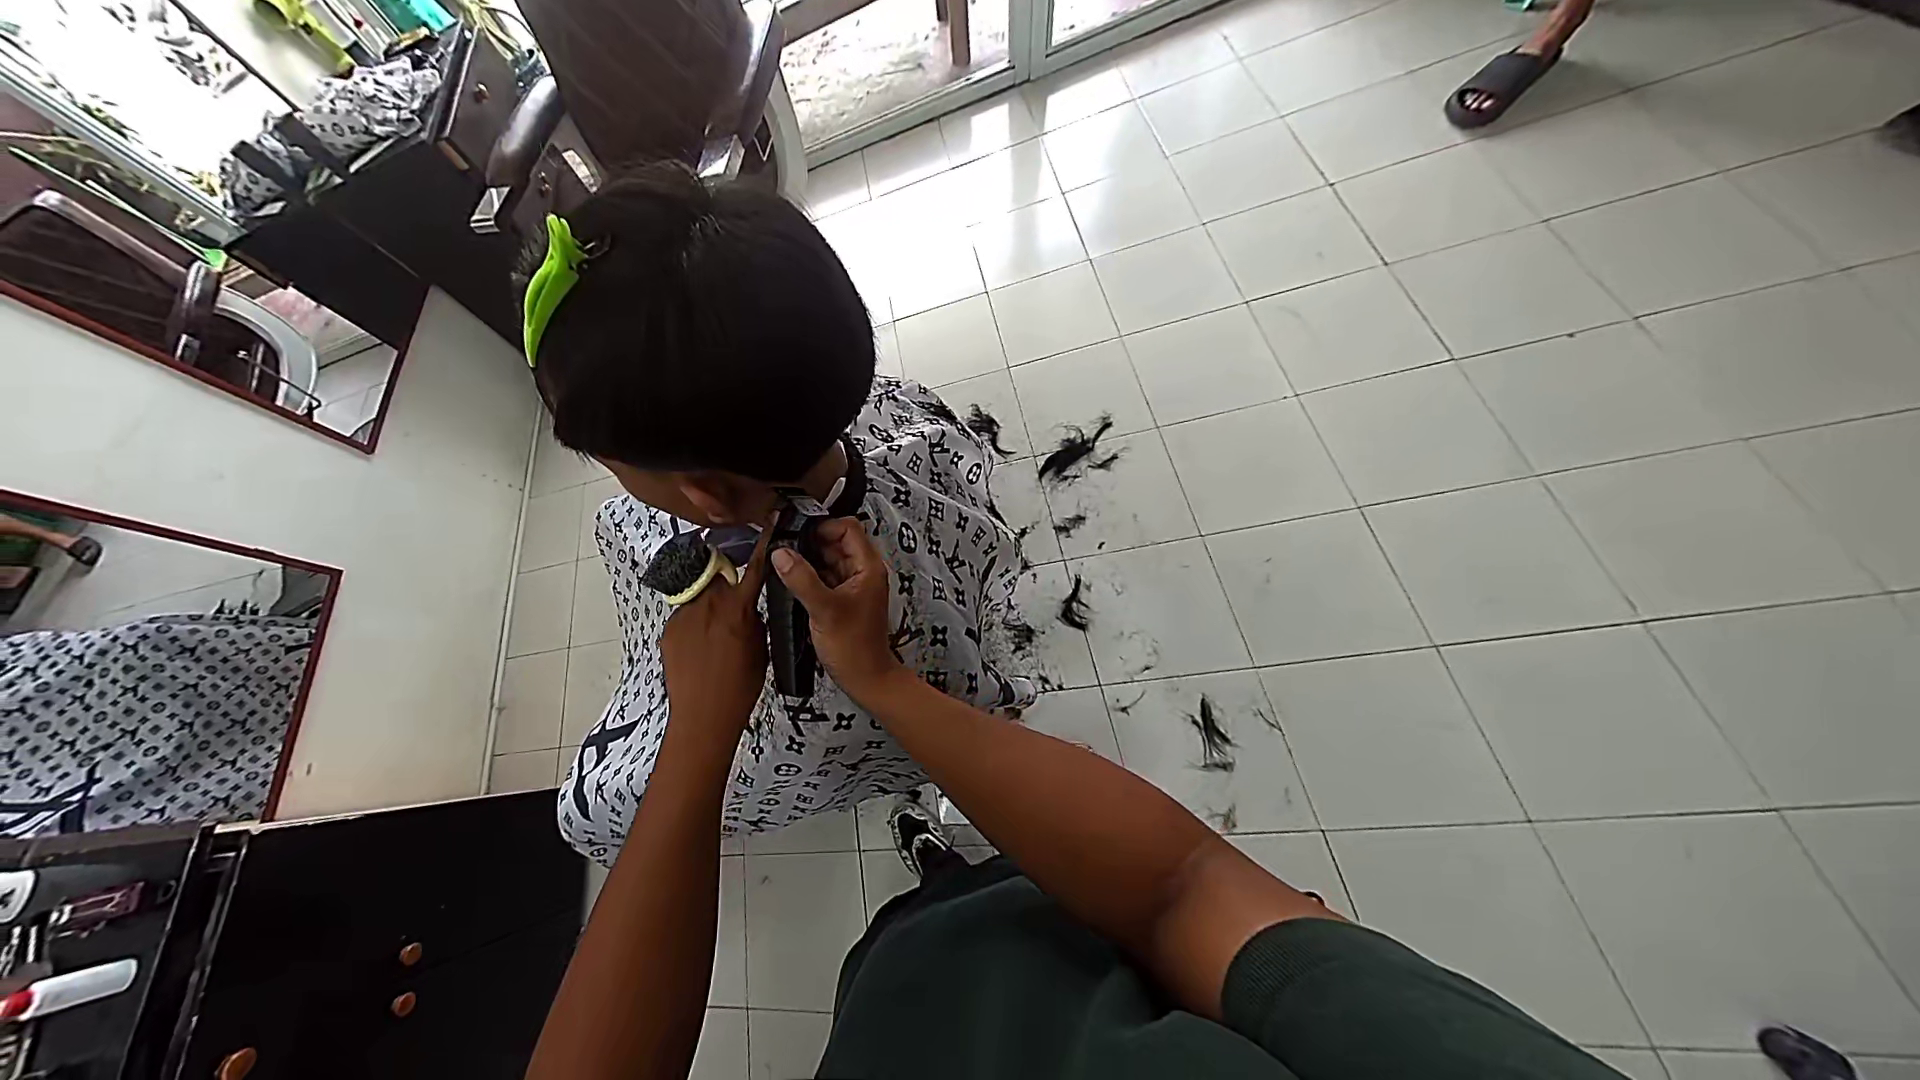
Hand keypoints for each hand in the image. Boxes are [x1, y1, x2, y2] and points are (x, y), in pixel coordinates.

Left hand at [661, 525, 771, 737]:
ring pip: (702, 596)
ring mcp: (683, 616)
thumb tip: (749, 607)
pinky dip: (697, 624)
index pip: (754, 566)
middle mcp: (707, 604)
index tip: (771, 523)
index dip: (764, 543)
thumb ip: (754, 618)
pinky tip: (703, 647)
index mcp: (737, 608)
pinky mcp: (668, 630)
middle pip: (719, 575)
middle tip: (737, 598)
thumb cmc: (741, 686)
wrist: (703, 717)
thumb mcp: (760, 647)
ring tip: (719, 633)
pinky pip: (687, 616)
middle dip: (727, 579)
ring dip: (712, 605)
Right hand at [770, 518, 902, 697]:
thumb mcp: (824, 610)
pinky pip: (824, 576)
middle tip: (787, 551)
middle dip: (810, 543)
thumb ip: (802, 579)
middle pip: (835, 541)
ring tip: (788, 568)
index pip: (848, 528)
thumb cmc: (856, 648)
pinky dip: (809, 576)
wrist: (864, 677)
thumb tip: (782, 554)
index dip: (823, 527)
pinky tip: (794, 583)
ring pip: (827, 559)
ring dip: (808, 561)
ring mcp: (852, 585)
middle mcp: (863, 572)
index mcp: (868, 567)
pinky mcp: (841, 598)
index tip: (799, 535)